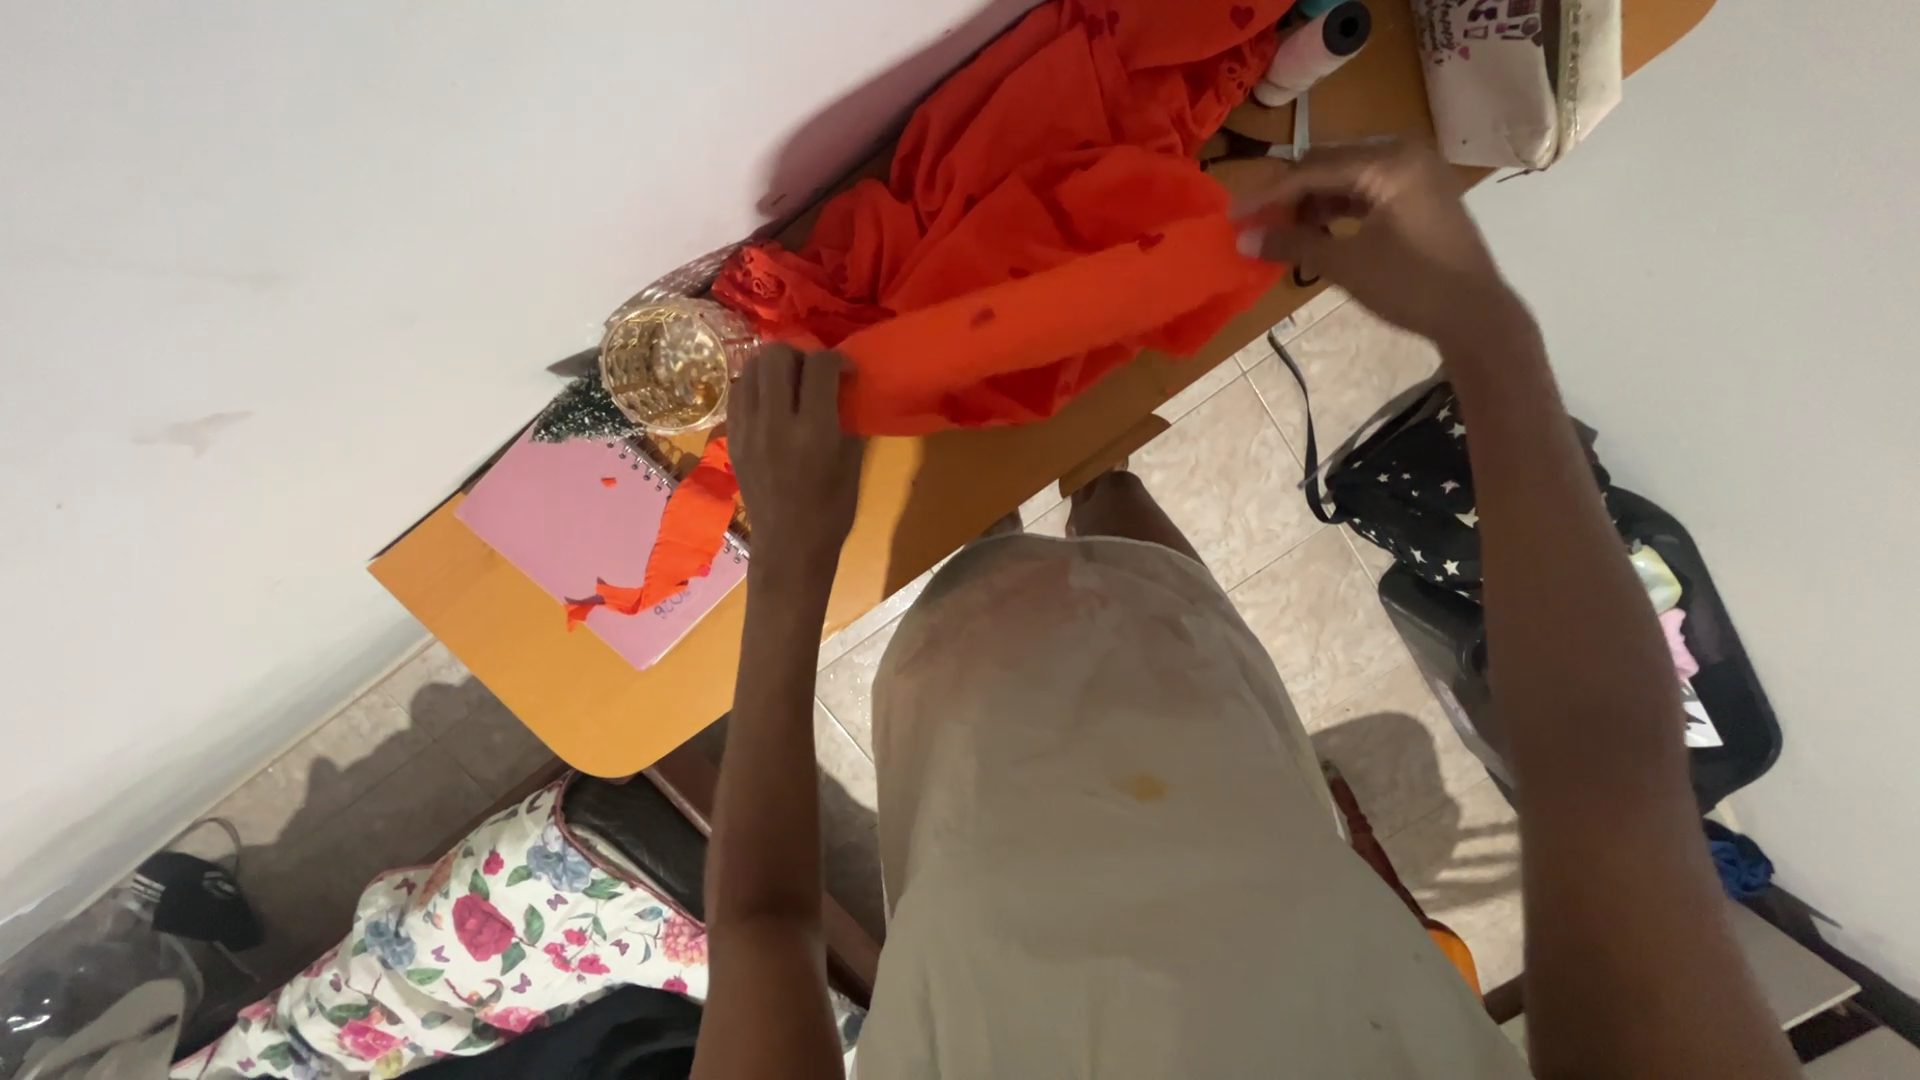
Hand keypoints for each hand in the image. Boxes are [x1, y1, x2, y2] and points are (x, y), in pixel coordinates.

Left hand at [729, 345, 863, 580]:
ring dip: (772, 367)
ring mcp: (747, 429)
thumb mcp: (851, 463)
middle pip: (776, 356)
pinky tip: (770, 400)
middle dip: (799, 354)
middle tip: (811, 373)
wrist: (789, 545)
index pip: (819, 366)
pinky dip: (755, 386)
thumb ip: (846, 419)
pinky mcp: (732, 437)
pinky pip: (738, 392)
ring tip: (788, 383)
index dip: (836, 359)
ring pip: (750, 368)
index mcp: (814, 432)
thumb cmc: (832, 510)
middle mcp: (775, 423)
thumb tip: (844, 387)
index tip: (845, 371)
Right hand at [1238, 140, 1529, 350]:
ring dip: (1312, 201)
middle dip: (1290, 194)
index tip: (1234, 215)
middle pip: (1329, 164)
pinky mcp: (1418, 195)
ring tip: (1284, 231)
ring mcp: (1415, 173)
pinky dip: (1337, 208)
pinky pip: (1365, 190)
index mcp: (1389, 163)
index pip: (1313, 169)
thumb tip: (1244, 239)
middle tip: (1257, 223)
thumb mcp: (1345, 265)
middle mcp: (1404, 154)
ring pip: (1346, 176)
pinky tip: (1317, 231)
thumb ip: (1294, 244)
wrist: (1472, 313)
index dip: (1269, 195)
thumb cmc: (1409, 285)